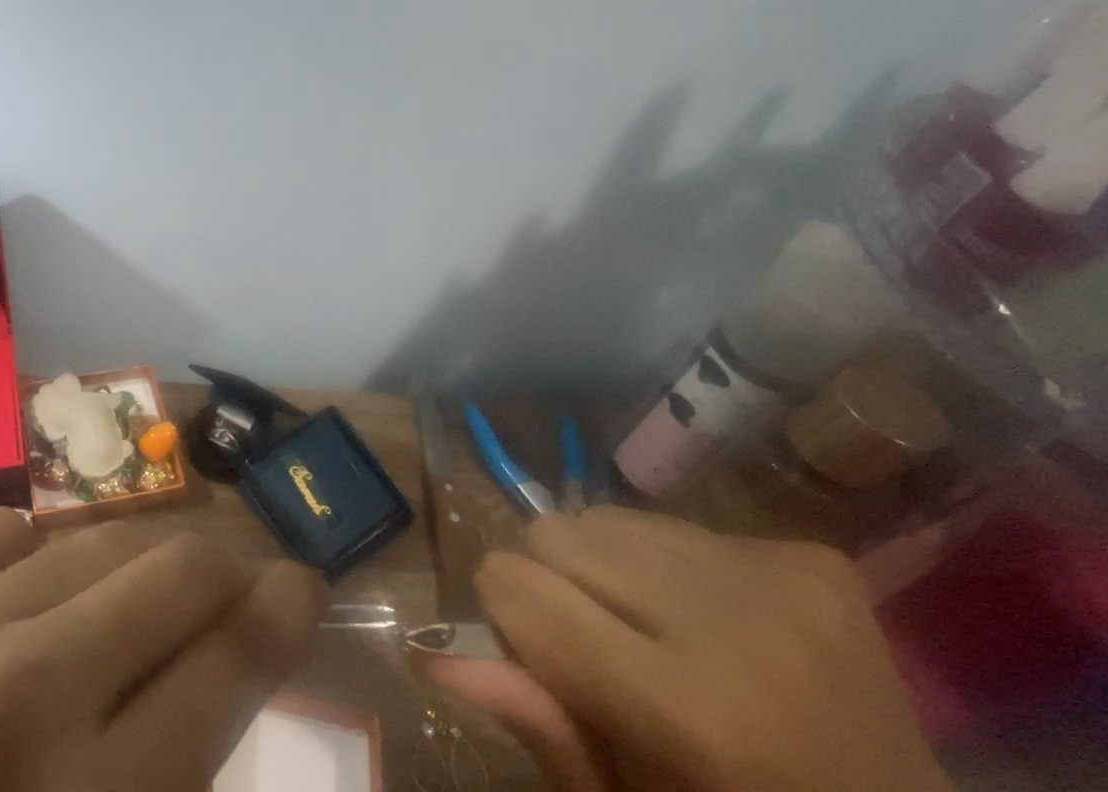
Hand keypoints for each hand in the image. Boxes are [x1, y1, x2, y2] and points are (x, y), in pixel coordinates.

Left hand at [0, 509, 327, 790]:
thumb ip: (212, 714)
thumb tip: (268, 597)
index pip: (231, 654)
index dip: (284, 608)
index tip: (297, 586)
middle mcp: (6, 704)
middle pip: (170, 570)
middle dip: (215, 577)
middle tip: (215, 595)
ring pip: (89, 540)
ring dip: (122, 574)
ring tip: (114, 613)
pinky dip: (29, 562)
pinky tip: (25, 610)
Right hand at [417, 507, 949, 791]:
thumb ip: (537, 725)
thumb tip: (431, 653)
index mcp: (684, 708)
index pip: (516, 587)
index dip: (505, 618)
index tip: (535, 658)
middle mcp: (735, 622)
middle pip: (555, 532)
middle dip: (549, 581)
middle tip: (593, 645)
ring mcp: (783, 578)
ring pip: (609, 518)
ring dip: (605, 567)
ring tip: (651, 630)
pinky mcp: (813, 556)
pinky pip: (678, 525)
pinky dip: (669, 568)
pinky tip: (709, 622)